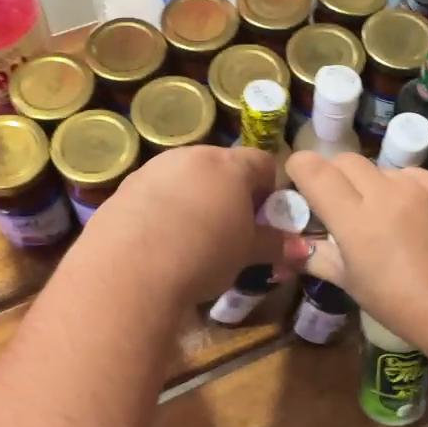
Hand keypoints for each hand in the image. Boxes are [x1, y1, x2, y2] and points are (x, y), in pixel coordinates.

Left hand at [76, 145, 303, 305]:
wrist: (128, 271)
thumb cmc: (203, 255)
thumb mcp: (246, 254)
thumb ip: (274, 245)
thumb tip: (303, 250)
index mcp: (228, 165)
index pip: (263, 162)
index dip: (269, 189)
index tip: (264, 220)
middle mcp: (190, 156)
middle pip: (220, 167)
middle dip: (230, 195)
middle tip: (230, 233)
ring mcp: (153, 169)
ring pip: (184, 178)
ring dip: (194, 201)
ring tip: (191, 240)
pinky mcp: (124, 189)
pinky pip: (154, 194)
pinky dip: (162, 211)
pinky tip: (159, 244)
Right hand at [286, 151, 427, 357]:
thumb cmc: (402, 306)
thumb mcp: (352, 284)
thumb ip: (317, 256)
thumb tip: (289, 246)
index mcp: (356, 220)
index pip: (314, 170)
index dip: (299, 168)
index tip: (298, 180)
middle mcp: (386, 193)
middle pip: (345, 161)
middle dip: (332, 175)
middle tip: (336, 202)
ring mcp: (420, 185)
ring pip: (379, 169)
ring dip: (370, 185)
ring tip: (380, 216)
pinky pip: (410, 176)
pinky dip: (401, 190)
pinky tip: (411, 219)